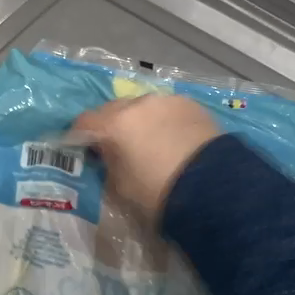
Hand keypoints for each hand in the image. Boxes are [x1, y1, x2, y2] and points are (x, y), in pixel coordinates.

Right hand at [73, 94, 220, 222]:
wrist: (215, 189)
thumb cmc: (160, 194)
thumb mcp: (121, 189)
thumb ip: (108, 165)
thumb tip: (107, 155)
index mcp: (114, 125)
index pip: (83, 122)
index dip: (79, 136)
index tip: (82, 148)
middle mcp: (137, 104)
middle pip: (112, 109)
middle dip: (109, 125)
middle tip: (115, 146)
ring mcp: (166, 101)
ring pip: (141, 106)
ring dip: (138, 120)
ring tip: (147, 141)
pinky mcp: (190, 104)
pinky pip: (166, 109)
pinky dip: (162, 120)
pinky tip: (170, 138)